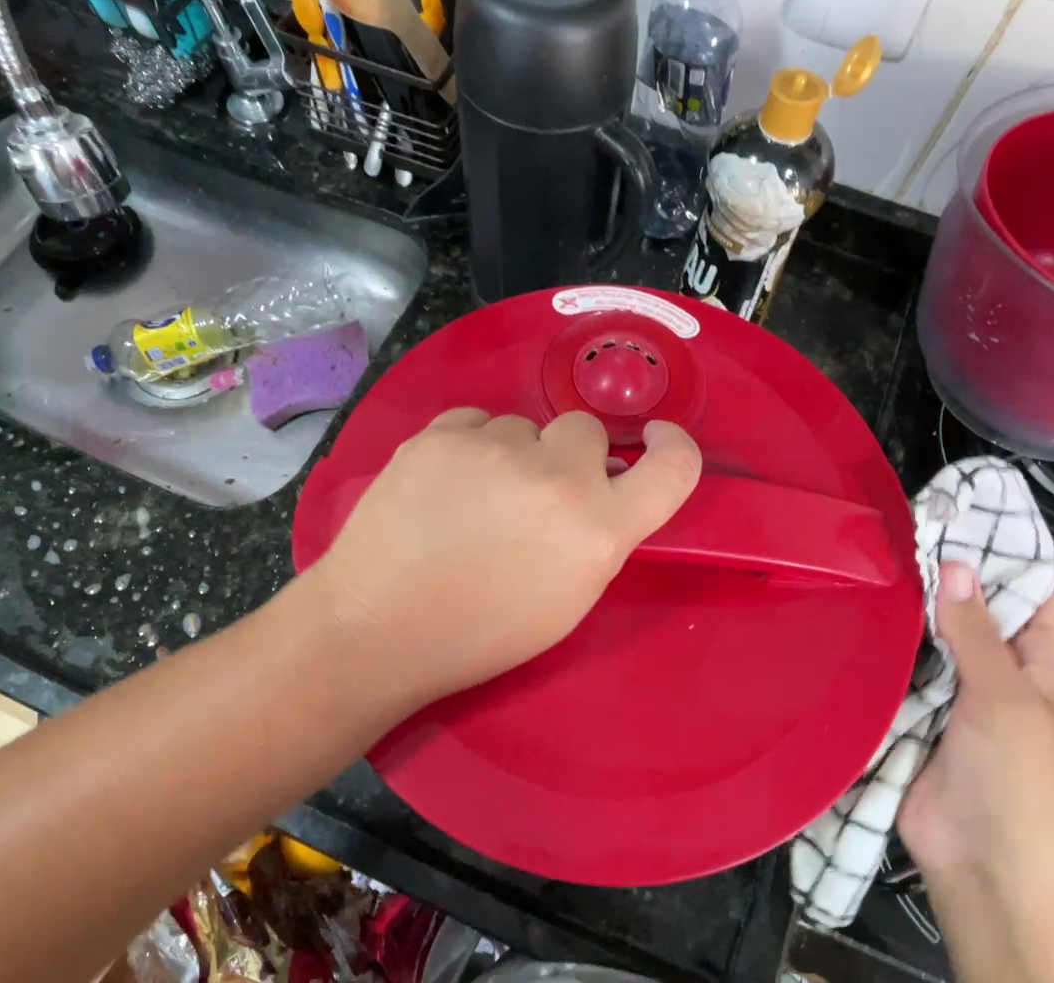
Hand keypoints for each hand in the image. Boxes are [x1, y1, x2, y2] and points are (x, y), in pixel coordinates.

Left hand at [304, 409, 702, 706]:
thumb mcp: (567, 599)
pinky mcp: (440, 434)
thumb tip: (600, 491)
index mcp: (598, 530)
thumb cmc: (480, 633)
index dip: (674, 445)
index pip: (674, 466)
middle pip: (586, 429)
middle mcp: (556, 478)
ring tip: (474, 500)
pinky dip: (469, 445)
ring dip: (513, 453)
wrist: (378, 628)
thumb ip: (599, 536)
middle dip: (569, 457)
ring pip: (523, 425)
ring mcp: (494, 448)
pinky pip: (475, 420)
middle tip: (534, 496)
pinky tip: (445, 485)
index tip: (655, 438)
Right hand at [896, 563, 1053, 982]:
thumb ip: (977, 634)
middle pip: (982, 610)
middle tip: (902, 528)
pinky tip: (860, 615)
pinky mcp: (921, 719)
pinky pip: (907, 672)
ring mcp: (962, 698)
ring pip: (939, 638)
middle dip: (950, 574)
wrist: (984, 876)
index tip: (967, 512)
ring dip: (914, 610)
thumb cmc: (1019, 788)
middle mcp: (1008, 675)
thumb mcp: (1006, 703)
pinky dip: (890, 647)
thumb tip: (956, 566)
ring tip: (874, 560)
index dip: (1012, 551)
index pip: (1042, 591)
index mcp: (1050, 667)